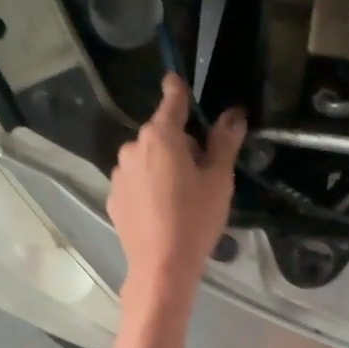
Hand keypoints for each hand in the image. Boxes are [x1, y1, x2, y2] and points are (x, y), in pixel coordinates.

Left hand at [109, 74, 244, 298]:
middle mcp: (133, 147)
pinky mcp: (114, 198)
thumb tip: (234, 114)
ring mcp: (119, 174)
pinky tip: (161, 212)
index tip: (175, 81)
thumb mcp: (219, 180)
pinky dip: (147, 188)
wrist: (161, 266)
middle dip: (178, 146)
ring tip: (180, 198)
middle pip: (161, 135)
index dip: (177, 90)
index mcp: (161, 136)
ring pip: (146, 160)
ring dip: (161, 168)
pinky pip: (135, 183)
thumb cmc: (195, 218)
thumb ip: (224, 142)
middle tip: (200, 175)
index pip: (171, 102)